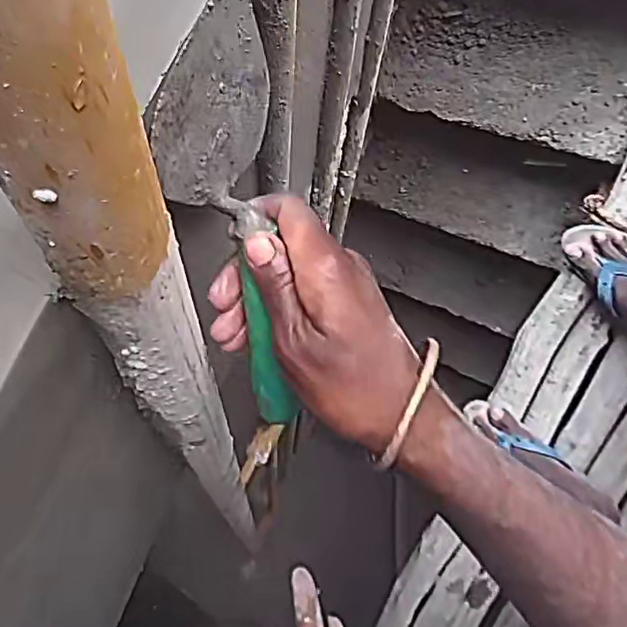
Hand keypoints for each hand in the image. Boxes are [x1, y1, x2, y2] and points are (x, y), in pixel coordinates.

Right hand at [207, 195, 425, 453]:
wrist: (399, 418)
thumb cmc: (354, 389)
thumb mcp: (293, 339)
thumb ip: (272, 284)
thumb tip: (254, 242)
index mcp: (325, 267)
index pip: (287, 209)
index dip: (253, 220)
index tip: (231, 249)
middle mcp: (339, 265)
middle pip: (279, 244)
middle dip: (245, 274)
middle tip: (226, 308)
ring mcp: (344, 281)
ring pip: (286, 269)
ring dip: (255, 298)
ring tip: (237, 333)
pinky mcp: (345, 299)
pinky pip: (302, 289)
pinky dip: (277, 309)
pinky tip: (260, 338)